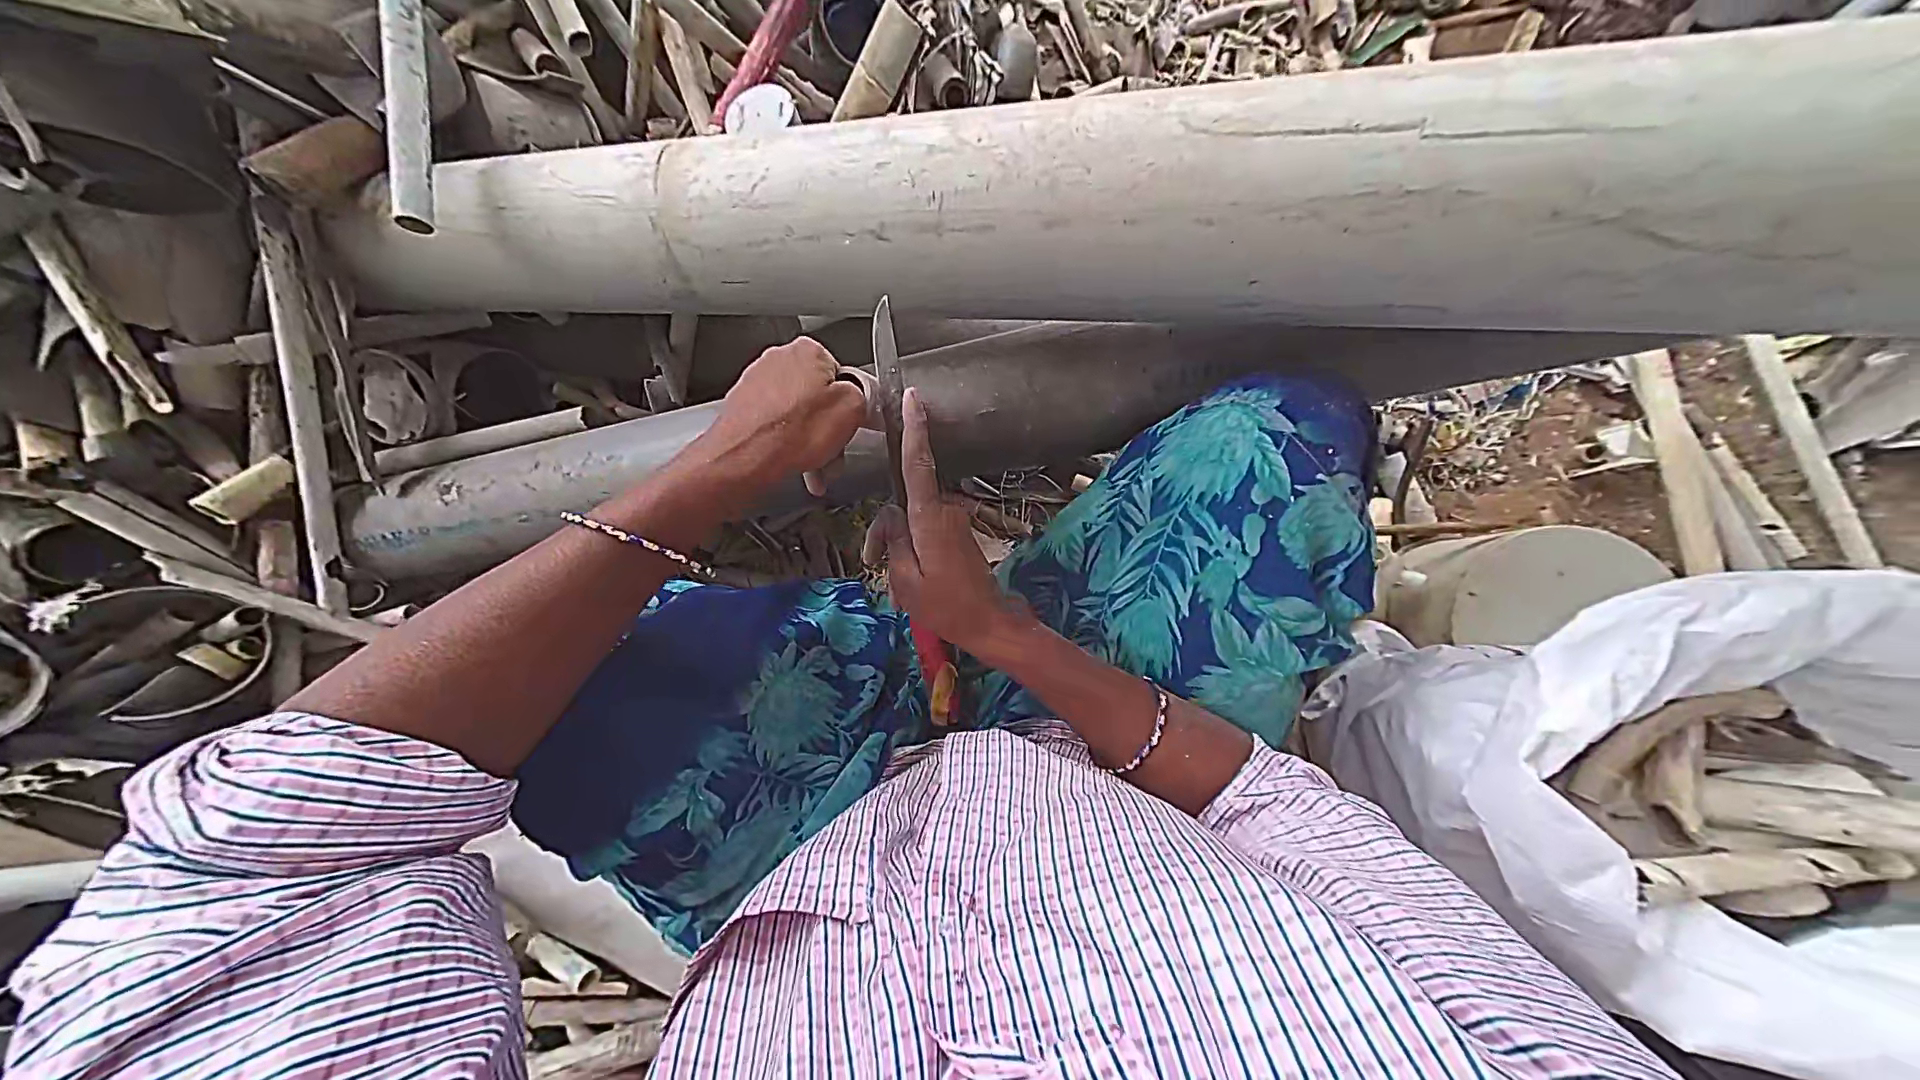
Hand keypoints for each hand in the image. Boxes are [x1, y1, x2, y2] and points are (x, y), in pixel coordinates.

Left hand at [685, 337, 866, 509]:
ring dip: (811, 440)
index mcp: (809, 351)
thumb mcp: (852, 410)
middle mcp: (780, 360)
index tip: (853, 425)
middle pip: (821, 396)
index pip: (846, 376)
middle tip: (835, 450)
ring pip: (800, 414)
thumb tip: (864, 397)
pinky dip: (789, 442)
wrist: (743, 459)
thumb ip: (865, 395)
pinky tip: (793, 460)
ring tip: (815, 464)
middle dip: (830, 427)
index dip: (853, 406)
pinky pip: (779, 424)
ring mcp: (759, 382)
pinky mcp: (746, 406)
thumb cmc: (789, 435)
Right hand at [864, 388, 1032, 655]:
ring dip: (900, 544)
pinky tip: (912, 580)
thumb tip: (892, 520)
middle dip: (886, 530)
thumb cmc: (946, 607)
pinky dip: (915, 548)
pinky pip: (926, 529)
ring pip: (913, 518)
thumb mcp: (905, 581)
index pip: (918, 464)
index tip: (912, 398)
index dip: (914, 430)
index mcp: (930, 519)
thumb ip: (894, 543)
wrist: (989, 623)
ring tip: (899, 584)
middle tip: (874, 563)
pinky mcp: (959, 532)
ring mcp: (954, 521)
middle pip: (903, 502)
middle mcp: (945, 512)